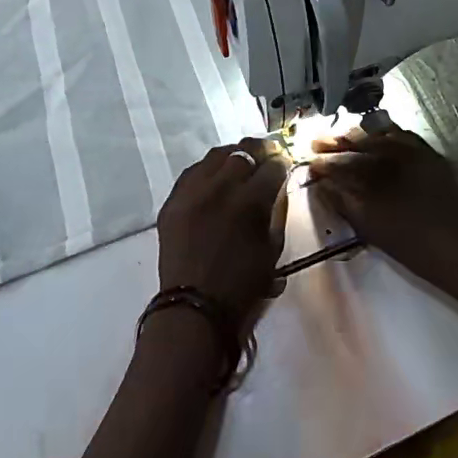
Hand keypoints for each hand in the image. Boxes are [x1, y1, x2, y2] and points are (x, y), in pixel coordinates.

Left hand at [157, 137, 289, 317]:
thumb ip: (276, 211)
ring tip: (241, 161)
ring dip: (233, 155)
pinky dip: (207, 170)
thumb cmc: (242, 285)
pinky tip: (214, 177)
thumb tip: (277, 186)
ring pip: (215, 156)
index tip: (285, 161)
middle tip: (267, 154)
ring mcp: (191, 191)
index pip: (272, 165)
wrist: (194, 307)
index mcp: (250, 201)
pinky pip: (191, 173)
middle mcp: (219, 187)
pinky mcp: (171, 201)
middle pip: (243, 151)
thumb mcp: (272, 248)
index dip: (282, 161)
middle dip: (260, 150)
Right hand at [306, 126, 457, 301]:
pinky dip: (385, 137)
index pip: (343, 157)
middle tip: (317, 144)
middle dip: (337, 142)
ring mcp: (419, 153)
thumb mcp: (370, 223)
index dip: (323, 161)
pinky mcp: (433, 160)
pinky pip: (403, 139)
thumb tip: (321, 184)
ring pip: (381, 135)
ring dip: (359, 137)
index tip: (309, 164)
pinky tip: (377, 143)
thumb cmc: (411, 240)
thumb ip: (342, 200)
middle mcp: (400, 151)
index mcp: (382, 165)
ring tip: (342, 141)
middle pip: (361, 140)